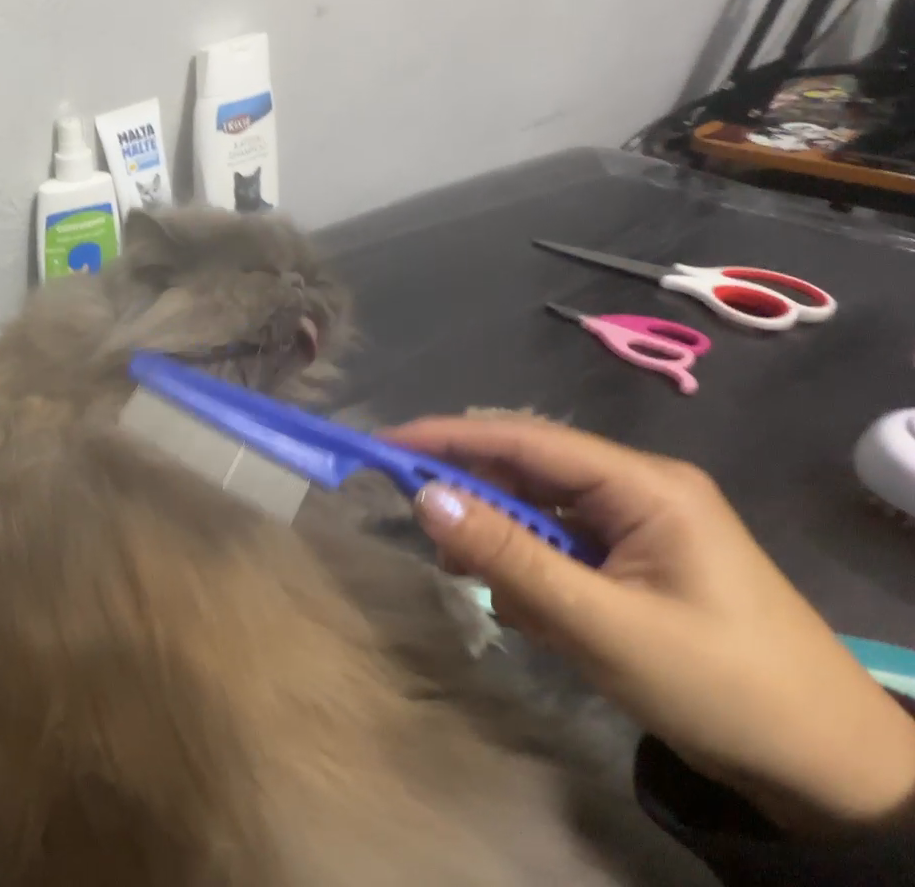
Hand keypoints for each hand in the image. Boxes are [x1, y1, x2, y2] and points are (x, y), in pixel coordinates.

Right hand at [385, 413, 914, 835]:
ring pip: (535, 511)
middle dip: (469, 497)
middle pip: (525, 470)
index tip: (378, 448)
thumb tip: (423, 497)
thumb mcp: (598, 622)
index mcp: (644, 487)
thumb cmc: (718, 685)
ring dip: (497, 542)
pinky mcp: (633, 562)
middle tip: (422, 532)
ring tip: (477, 584)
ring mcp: (638, 527)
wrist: (826, 767)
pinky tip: (525, 610)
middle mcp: (638, 491)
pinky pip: (555, 545)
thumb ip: (507, 556)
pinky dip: (524, 570)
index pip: (523, 440)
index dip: (445, 437)